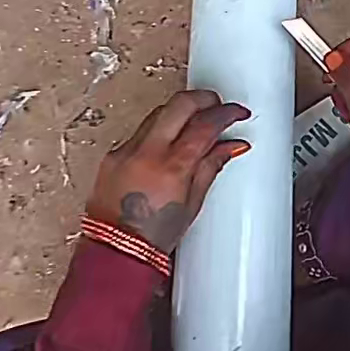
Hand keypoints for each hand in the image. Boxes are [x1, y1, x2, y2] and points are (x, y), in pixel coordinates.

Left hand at [87, 91, 250, 252]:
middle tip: (218, 106)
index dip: (226, 113)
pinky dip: (160, 130)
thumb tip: (229, 146)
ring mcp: (126, 151)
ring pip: (159, 112)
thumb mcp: (192, 203)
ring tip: (196, 123)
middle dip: (204, 99)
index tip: (236, 113)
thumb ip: (211, 166)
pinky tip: (170, 141)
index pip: (205, 125)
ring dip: (181, 111)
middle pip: (180, 104)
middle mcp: (146, 153)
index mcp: (171, 168)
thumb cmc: (152, 237)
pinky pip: (141, 131)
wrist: (116, 251)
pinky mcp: (113, 154)